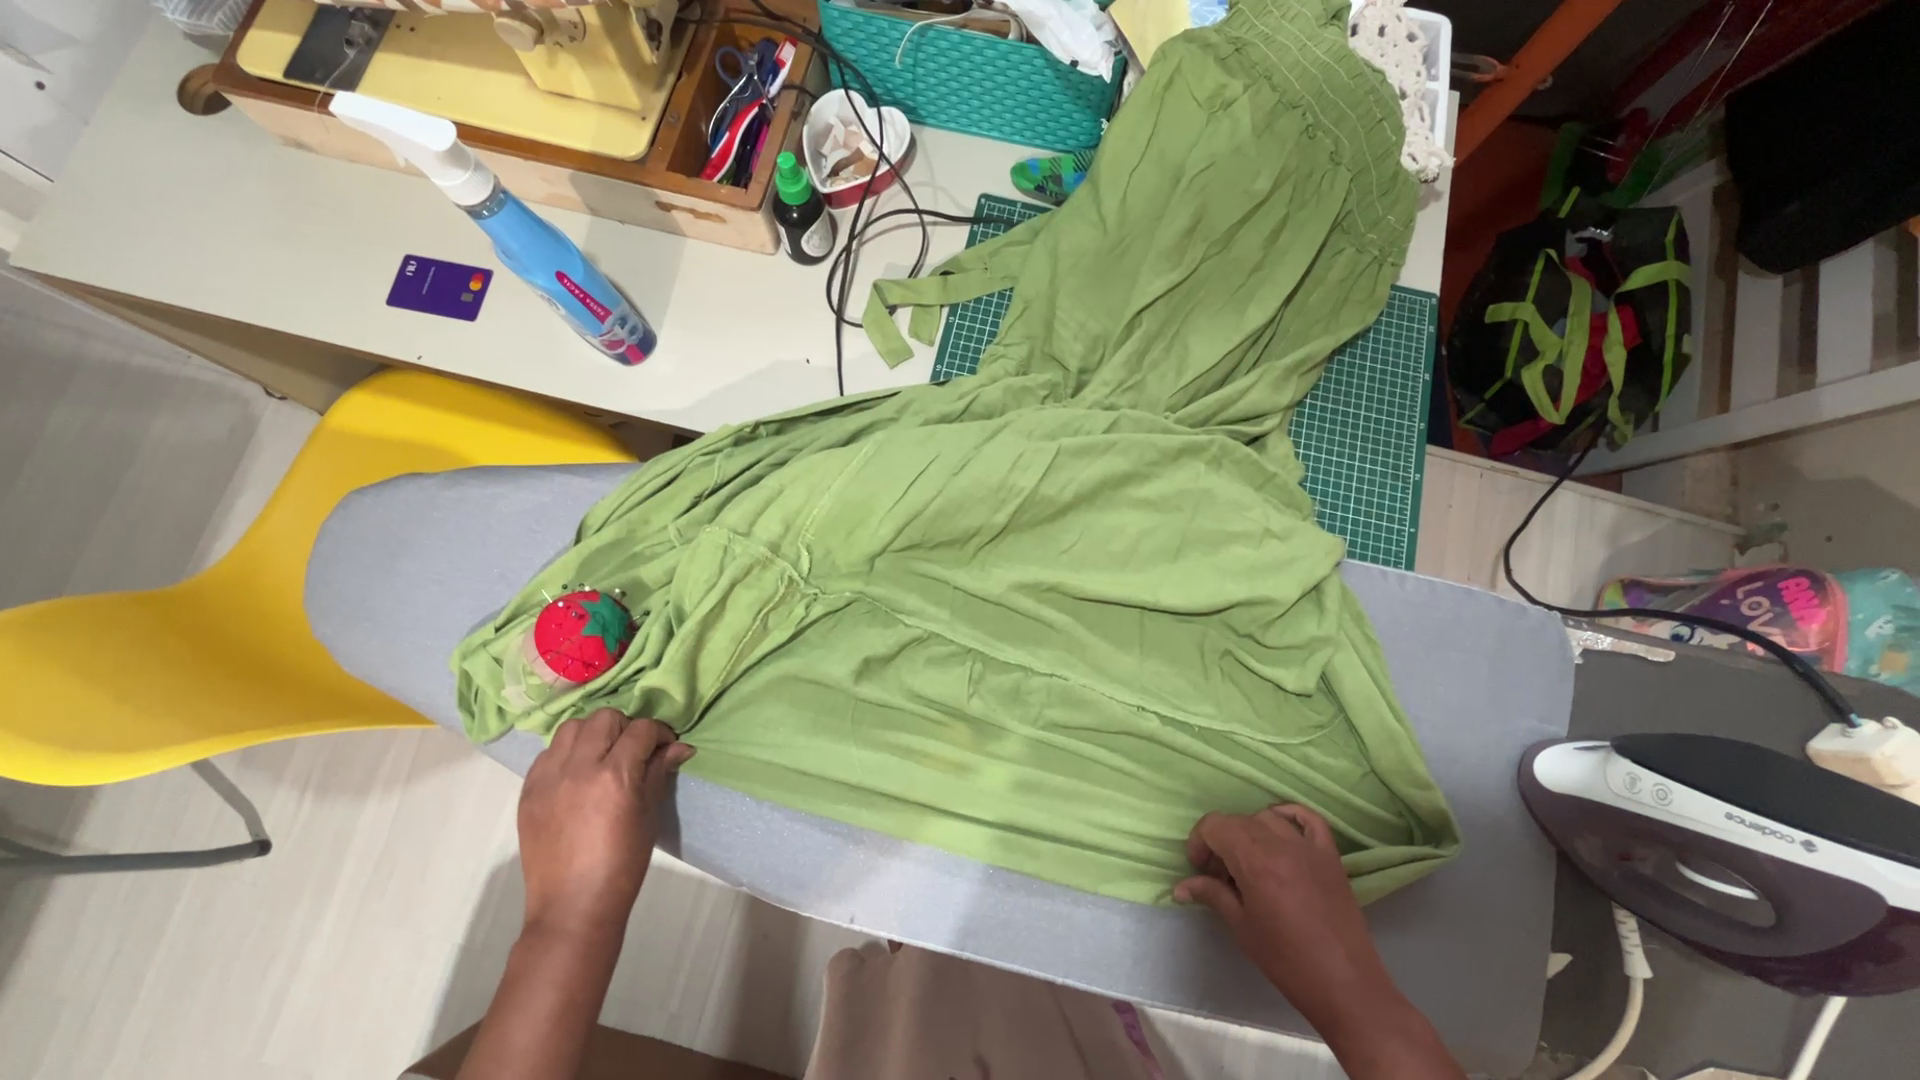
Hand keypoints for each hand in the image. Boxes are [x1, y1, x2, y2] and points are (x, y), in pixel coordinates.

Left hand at [517, 708, 693, 938]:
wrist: (573, 905)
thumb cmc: (622, 864)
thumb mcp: (648, 815)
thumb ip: (659, 773)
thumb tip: (679, 746)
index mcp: (614, 776)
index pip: (641, 730)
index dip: (659, 733)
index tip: (665, 747)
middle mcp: (578, 768)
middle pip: (604, 718)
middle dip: (626, 727)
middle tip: (634, 750)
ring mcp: (548, 778)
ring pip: (572, 727)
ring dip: (593, 733)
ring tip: (602, 756)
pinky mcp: (528, 790)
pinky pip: (548, 753)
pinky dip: (567, 753)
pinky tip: (577, 774)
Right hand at [1175, 805, 1397, 1034]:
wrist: (1344, 983)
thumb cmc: (1286, 959)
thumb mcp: (1241, 927)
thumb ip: (1212, 895)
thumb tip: (1181, 887)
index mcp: (1255, 861)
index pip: (1215, 826)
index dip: (1199, 842)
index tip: (1198, 869)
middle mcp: (1281, 844)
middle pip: (1239, 821)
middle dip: (1220, 841)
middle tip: (1218, 874)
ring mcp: (1309, 847)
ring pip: (1268, 818)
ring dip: (1249, 833)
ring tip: (1247, 862)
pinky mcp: (1331, 856)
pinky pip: (1308, 819)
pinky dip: (1289, 816)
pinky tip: (1279, 831)